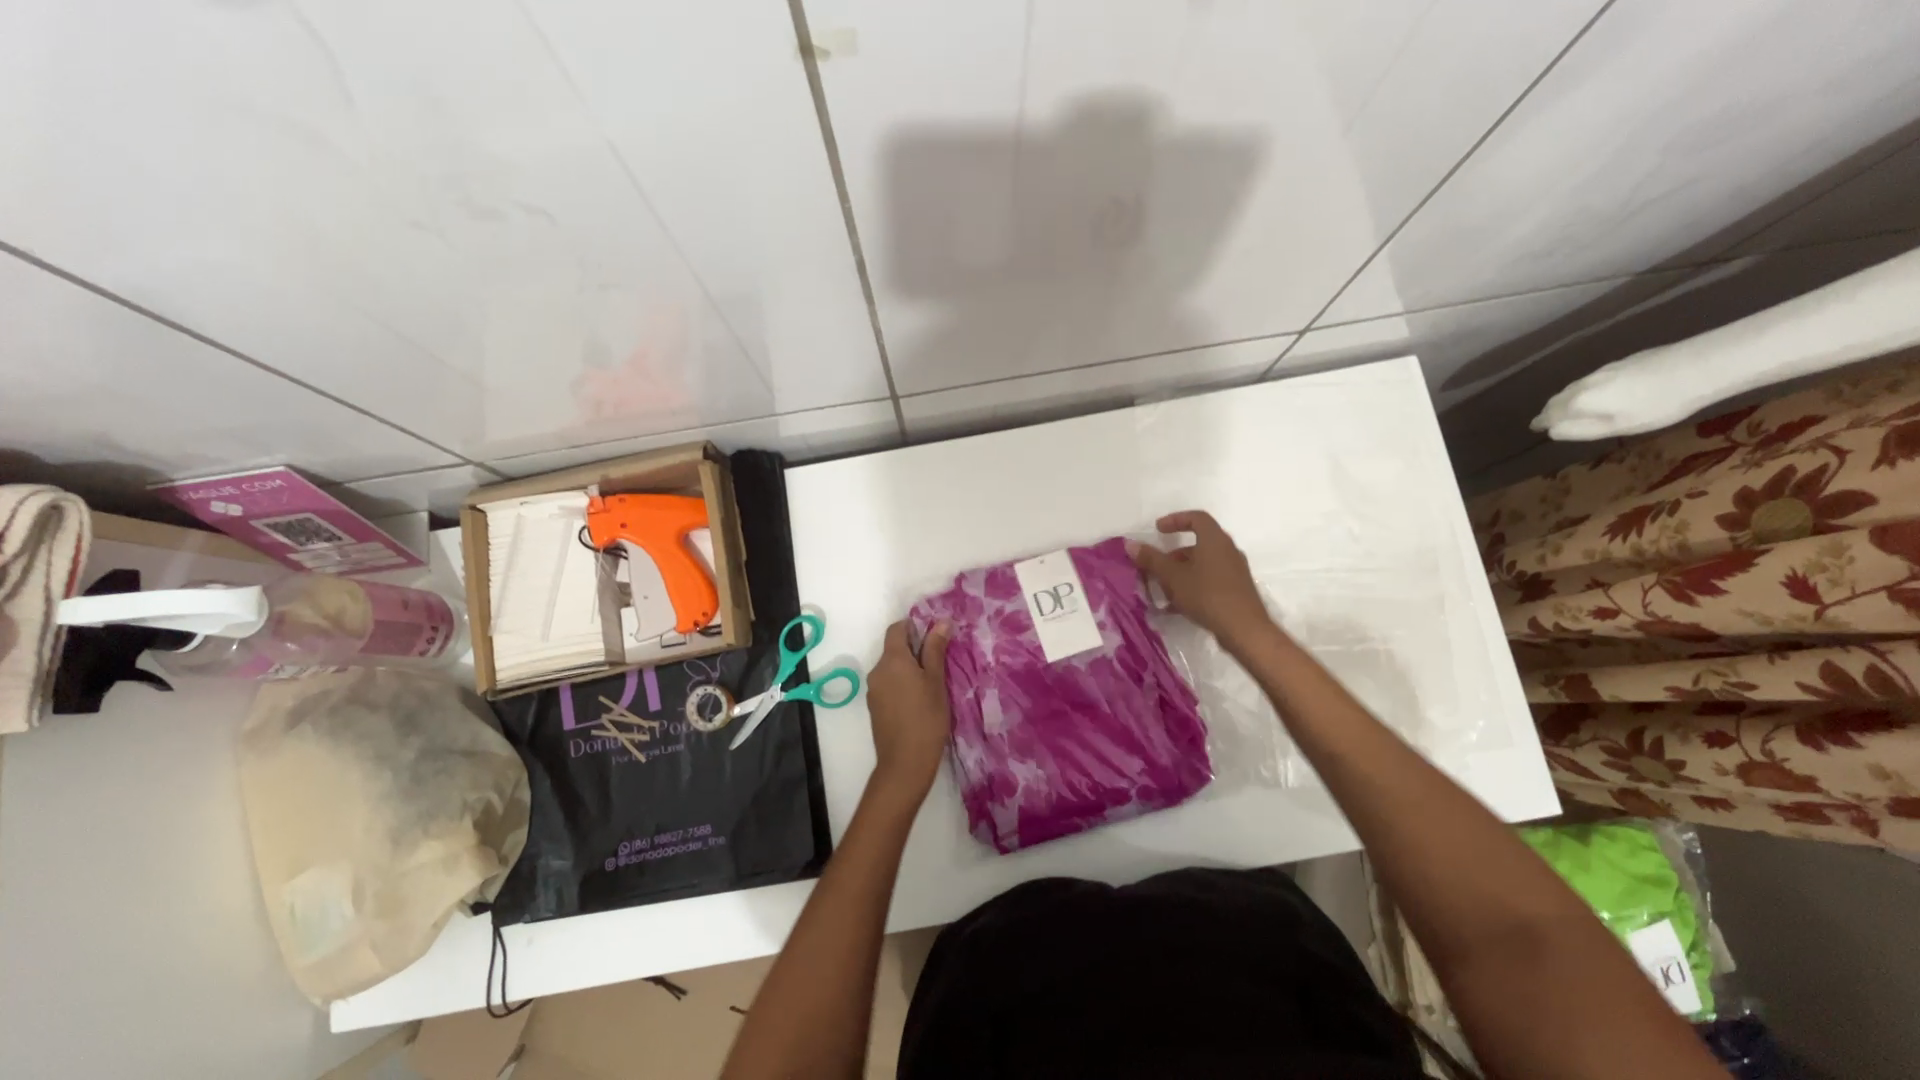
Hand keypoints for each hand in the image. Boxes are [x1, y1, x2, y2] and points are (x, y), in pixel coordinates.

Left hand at [864, 619, 953, 805]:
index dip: (914, 626)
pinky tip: (919, 700)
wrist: (905, 763)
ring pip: (892, 668)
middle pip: (893, 649)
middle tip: (940, 661)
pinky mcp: (874, 707)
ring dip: (909, 669)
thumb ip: (935, 649)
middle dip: (915, 649)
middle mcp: (877, 671)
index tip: (935, 636)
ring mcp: (873, 690)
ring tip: (932, 683)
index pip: (897, 629)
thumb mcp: (935, 681)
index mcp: (891, 660)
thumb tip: (941, 621)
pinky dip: (902, 684)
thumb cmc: (926, 718)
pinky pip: (888, 685)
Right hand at [1129, 510, 1277, 651]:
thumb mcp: (1172, 577)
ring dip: (1182, 572)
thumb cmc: (1207, 595)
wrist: (1243, 628)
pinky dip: (1193, 585)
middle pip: (1198, 543)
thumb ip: (1151, 559)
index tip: (1158, 530)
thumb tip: (1130, 544)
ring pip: (1203, 564)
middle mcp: (1228, 550)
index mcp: (1215, 540)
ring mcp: (1235, 570)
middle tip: (1157, 566)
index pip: (1196, 518)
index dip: (1175, 520)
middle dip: (1174, 554)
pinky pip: (1210, 580)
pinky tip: (1178, 606)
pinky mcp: (1237, 589)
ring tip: (1164, 589)